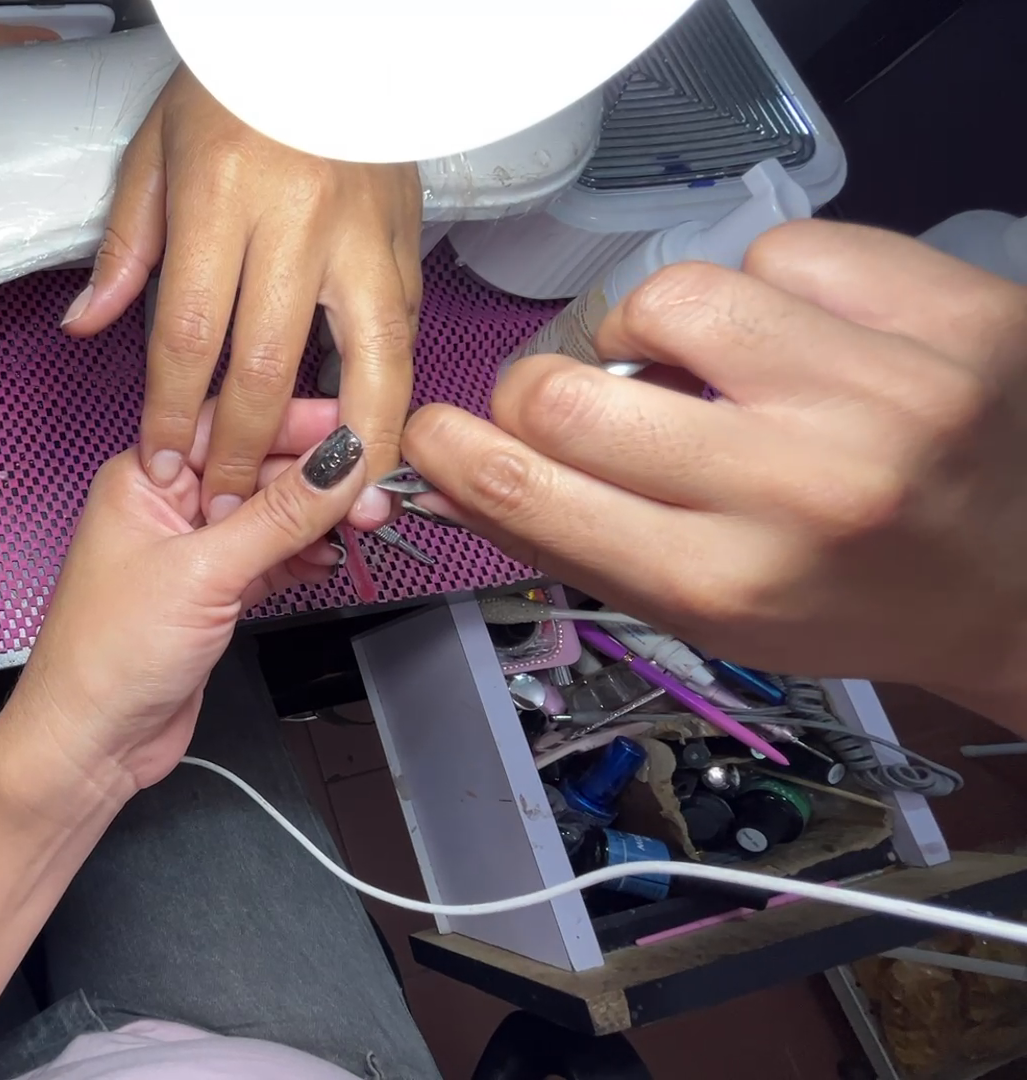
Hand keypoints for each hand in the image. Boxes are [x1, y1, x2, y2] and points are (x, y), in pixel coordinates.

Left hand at [10, 409, 369, 792]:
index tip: (357, 426)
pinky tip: (330, 556)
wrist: (95, 740)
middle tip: (374, 487)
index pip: (227, 426)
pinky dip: (299, 558)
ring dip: (314, 521)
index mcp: (144, 477)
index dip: (292, 422)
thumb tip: (341, 461)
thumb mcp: (204, 571)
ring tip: (366, 523)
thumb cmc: (114, 650)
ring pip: (266, 517)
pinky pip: (266, 559)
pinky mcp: (211, 593)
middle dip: (313, 478)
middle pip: (253, 469)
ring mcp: (190, 551)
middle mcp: (166, 505)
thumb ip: (279, 516)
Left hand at [62, 65, 423, 532]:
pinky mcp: (406, 243)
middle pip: (267, 366)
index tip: (164, 464)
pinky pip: (401, 335)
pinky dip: (386, 395)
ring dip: (344, 447)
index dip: (174, 414)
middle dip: (243, 451)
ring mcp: (364, 235)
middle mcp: (298, 224)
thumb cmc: (228, 88)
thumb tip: (85, 324)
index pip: (189, 337)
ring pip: (366, 363)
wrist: (323, 30)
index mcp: (221, 201)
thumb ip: (123, 251)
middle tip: (224, 505)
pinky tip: (367, 438)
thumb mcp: (152, 157)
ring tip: (327, 504)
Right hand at [401, 220, 1026, 726]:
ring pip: (665, 300)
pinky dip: (757, 288)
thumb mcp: (673, 603)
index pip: (518, 488)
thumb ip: (549, 536)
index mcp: (710, 578)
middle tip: (571, 408)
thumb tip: (439, 475)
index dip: (444, 446)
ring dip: (643, 333)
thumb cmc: (822, 604)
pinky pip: (783, 251)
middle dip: (533, 393)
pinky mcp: (965, 315)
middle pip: (562, 396)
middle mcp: (796, 490)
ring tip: (689, 370)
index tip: (432, 431)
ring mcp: (890, 392)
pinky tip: (785, 338)